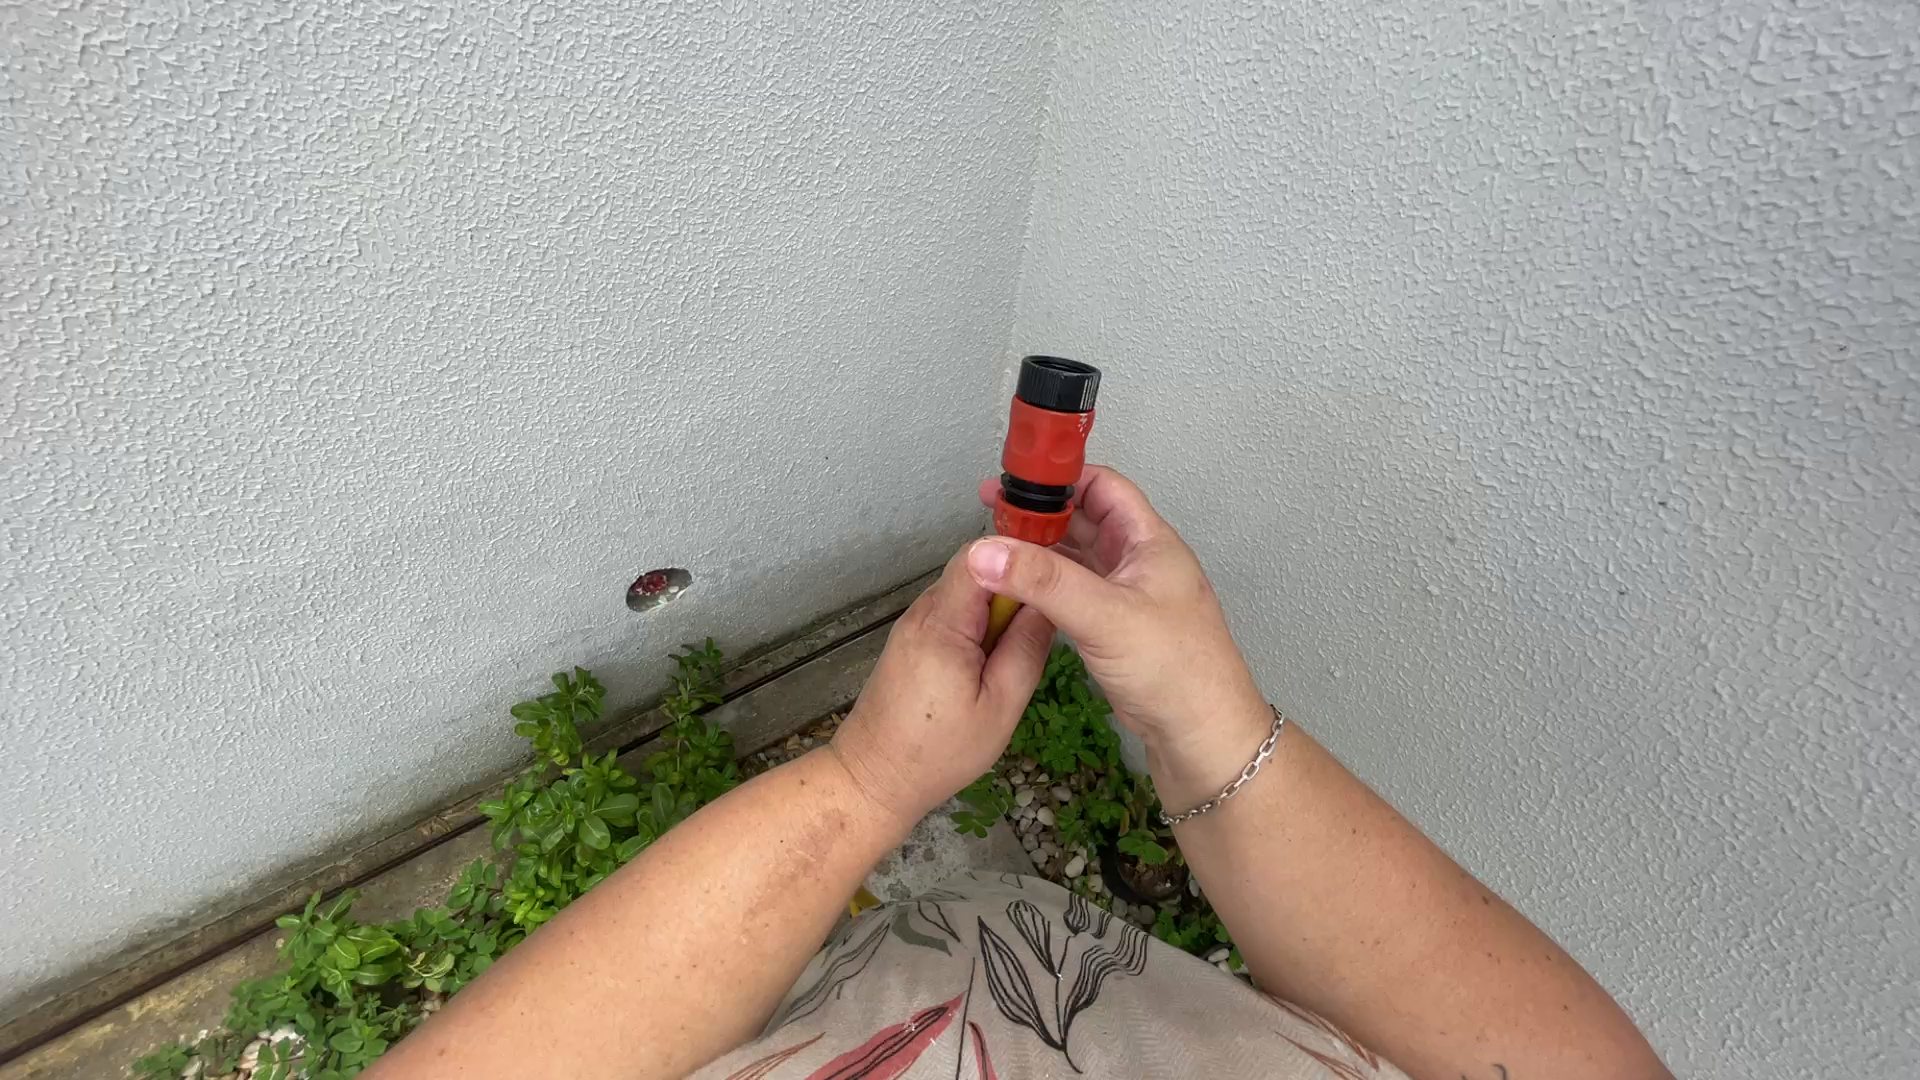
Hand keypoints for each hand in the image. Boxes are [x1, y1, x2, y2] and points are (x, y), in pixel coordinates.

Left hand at [830, 547, 1055, 827]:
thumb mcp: (1001, 706)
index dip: (1019, 557)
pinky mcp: (911, 638)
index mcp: (943, 623)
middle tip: (1042, 621)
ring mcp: (913, 623)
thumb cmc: (940, 751)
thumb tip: (1050, 603)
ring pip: (966, 593)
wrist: (874, 777)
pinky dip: (977, 625)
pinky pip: (953, 613)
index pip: (981, 556)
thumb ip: (1027, 648)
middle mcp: (923, 611)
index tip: (1051, 577)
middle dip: (1013, 587)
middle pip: (976, 570)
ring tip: (1019, 644)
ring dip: (995, 610)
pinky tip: (990, 659)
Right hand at [968, 466, 1272, 810]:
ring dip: (1040, 548)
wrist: (1200, 735)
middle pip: (1084, 518)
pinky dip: (1045, 582)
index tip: (1014, 480)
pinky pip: (1073, 589)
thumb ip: (1044, 581)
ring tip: (996, 545)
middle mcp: (1137, 559)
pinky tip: (1017, 586)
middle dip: (1041, 513)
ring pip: (1077, 555)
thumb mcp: (1105, 615)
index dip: (1060, 477)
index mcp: (1149, 541)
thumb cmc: (1171, 667)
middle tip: (993, 512)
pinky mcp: (1112, 624)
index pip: (1103, 486)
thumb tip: (984, 551)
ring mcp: (1125, 593)